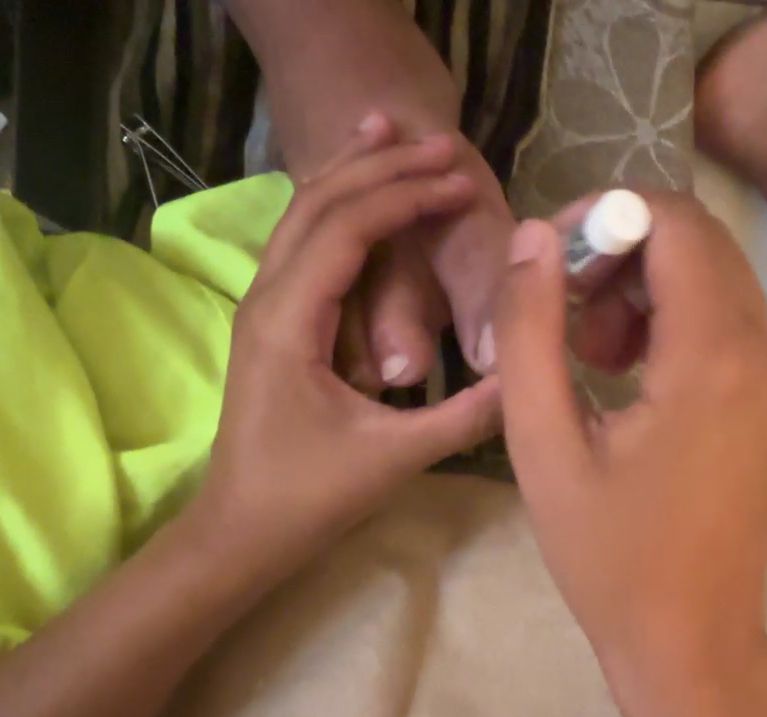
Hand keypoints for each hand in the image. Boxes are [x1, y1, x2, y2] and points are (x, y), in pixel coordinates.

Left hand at [188, 125, 501, 582]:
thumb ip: (464, 416)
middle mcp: (268, 297)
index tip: (463, 180)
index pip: (348, 227)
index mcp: (291, 319)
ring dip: (349, 175)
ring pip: (302, 218)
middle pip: (318, 203)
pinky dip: (336, 212)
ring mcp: (264, 308)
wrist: (241, 531)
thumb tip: (525, 377)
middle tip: (438, 138)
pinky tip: (361, 200)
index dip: (406, 195)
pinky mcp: (275, 325)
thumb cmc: (309, 497)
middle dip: (377, 165)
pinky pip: (304, 248)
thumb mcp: (395, 457)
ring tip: (391, 134)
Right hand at [485, 193, 766, 687]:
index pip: (672, 221)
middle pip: (698, 243)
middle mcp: (760, 353)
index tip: (546, 264)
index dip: (602, 218)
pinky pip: (723, 329)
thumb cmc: (609, 558)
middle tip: (562, 314)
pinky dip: (671, 326)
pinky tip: (625, 380)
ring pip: (713, 282)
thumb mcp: (544, 446)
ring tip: (588, 354)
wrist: (691, 643)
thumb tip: (534, 238)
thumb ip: (531, 331)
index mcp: (710, 355)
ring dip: (644, 290)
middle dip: (620, 253)